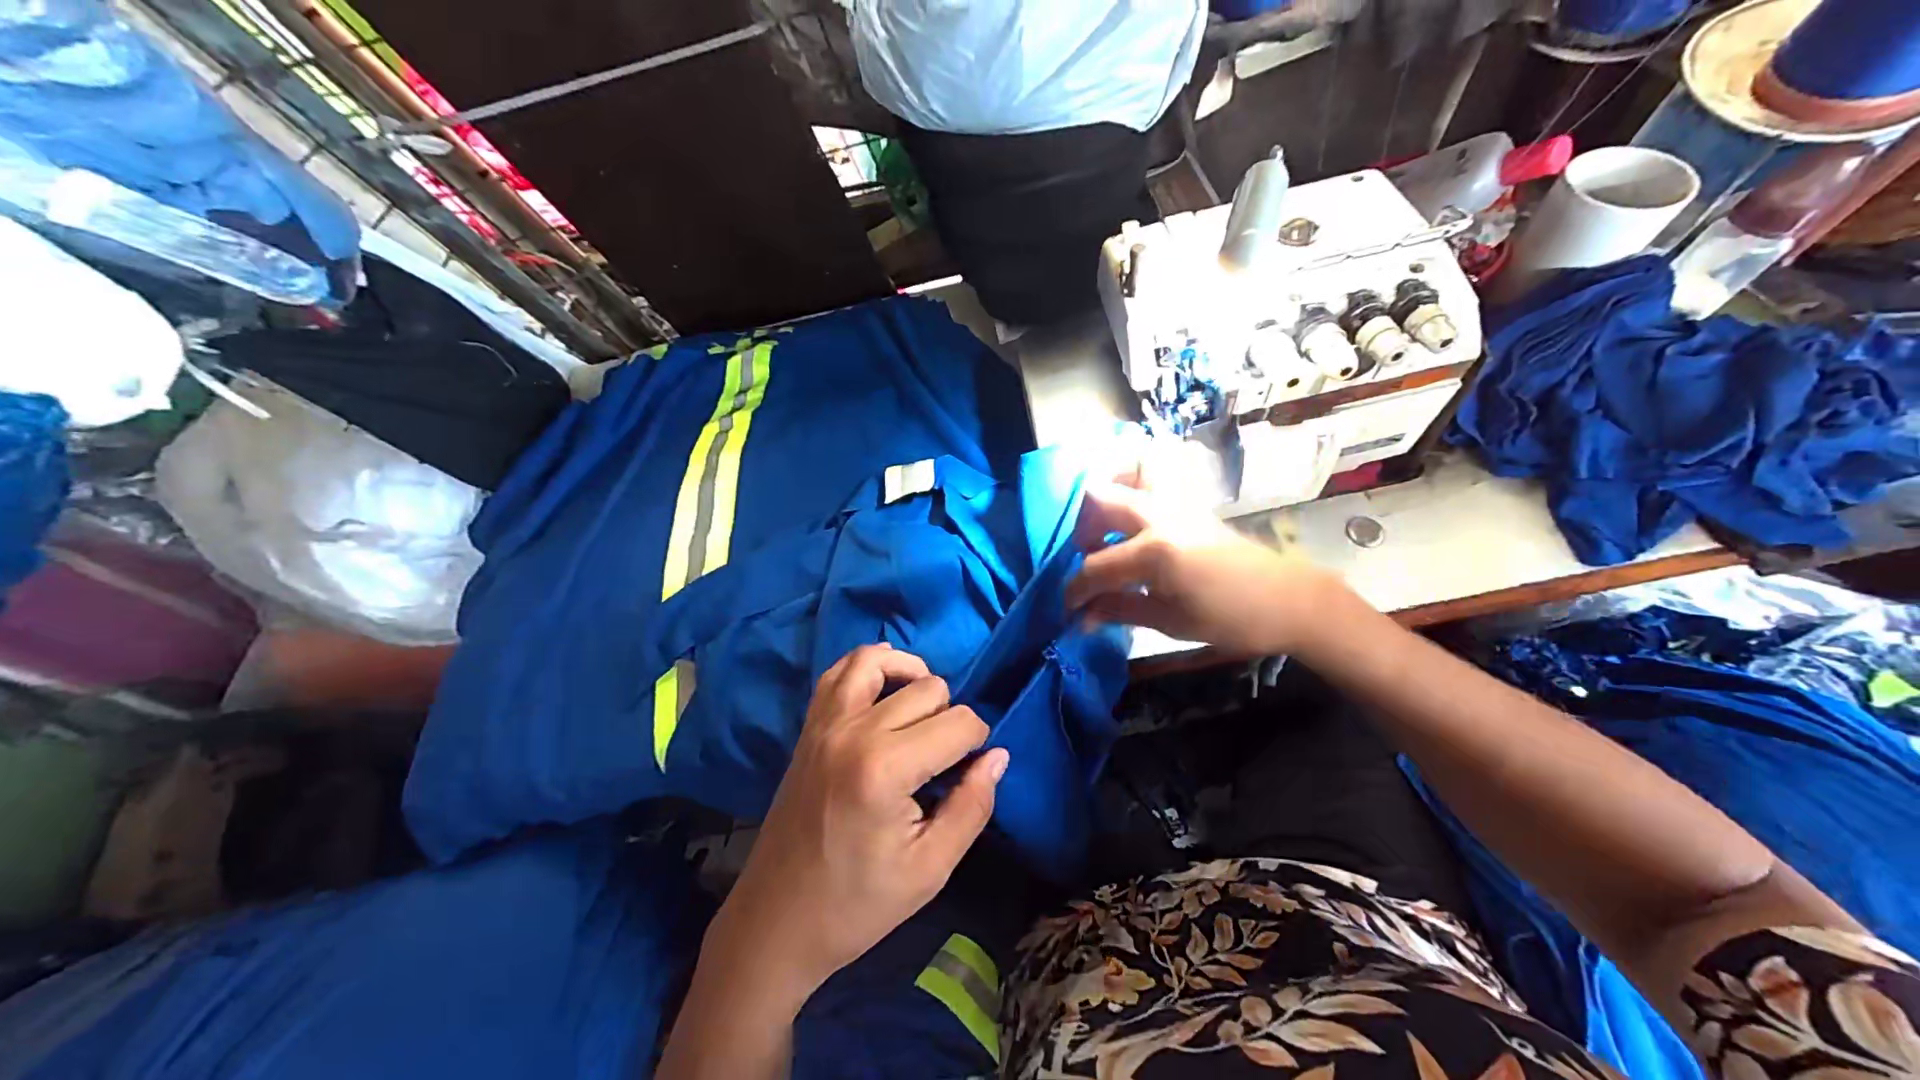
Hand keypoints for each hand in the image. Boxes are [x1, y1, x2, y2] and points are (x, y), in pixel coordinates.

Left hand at [702, 644, 1007, 1015]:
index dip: (978, 743)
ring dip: (913, 679)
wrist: (778, 920)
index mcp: (885, 768)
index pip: (959, 723)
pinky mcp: (808, 728)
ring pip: (879, 661)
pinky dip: (868, 666)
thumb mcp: (931, 868)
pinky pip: (838, 671)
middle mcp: (853, 731)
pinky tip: (886, 688)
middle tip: (944, 763)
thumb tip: (997, 756)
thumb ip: (972, 805)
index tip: (968, 776)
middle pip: (928, 689)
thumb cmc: (858, 904)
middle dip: (950, 719)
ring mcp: (824, 724)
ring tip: (924, 715)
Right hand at [1064, 472, 1344, 656]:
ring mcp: (1177, 503)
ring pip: (1129, 472)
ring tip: (1107, 528)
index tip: (1068, 608)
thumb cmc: (1231, 618)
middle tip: (1088, 558)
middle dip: (1083, 531)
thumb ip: (1120, 610)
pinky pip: (1153, 478)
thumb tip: (1081, 617)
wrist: (1288, 600)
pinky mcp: (1190, 502)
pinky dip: (1132, 489)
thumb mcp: (1170, 622)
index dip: (1075, 590)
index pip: (1096, 566)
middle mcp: (1160, 516)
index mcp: (1155, 551)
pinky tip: (1132, 524)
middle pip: (1100, 501)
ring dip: (1108, 496)